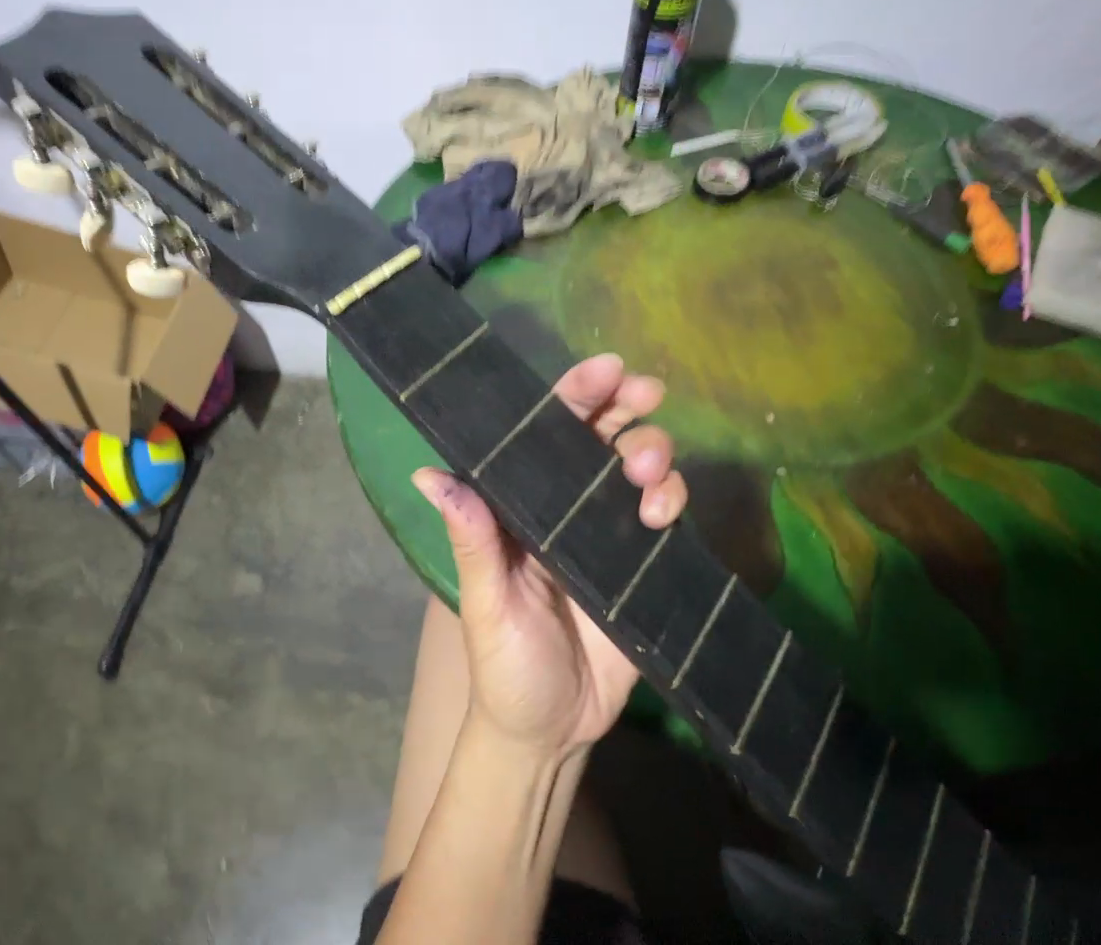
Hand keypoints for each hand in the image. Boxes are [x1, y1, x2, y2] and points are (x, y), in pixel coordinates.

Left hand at [412, 353, 686, 756]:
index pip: (544, 437)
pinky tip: (664, 511)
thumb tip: (427, 475)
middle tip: (643, 393)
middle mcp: (567, 511)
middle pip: (599, 438)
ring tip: (645, 469)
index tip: (602, 368)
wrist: (551, 732)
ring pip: (638, 468)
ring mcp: (609, 535)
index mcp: (522, 509)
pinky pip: (666, 518)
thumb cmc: (504, 667)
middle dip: (624, 405)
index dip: (573, 395)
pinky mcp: (645, 567)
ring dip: (651, 450)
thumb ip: (471, 541)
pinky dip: (672, 500)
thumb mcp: (485, 603)